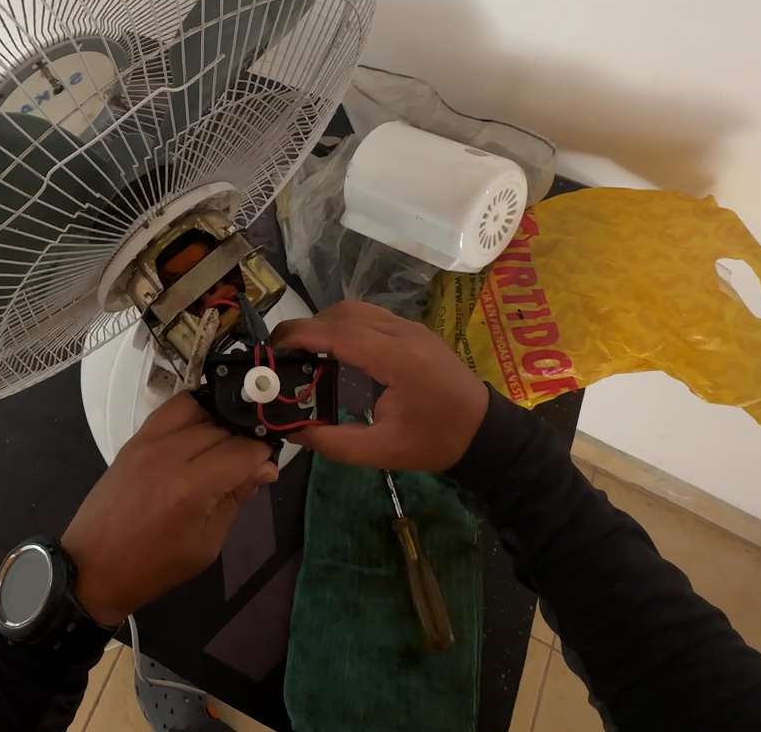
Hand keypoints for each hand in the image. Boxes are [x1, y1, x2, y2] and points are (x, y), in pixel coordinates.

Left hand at [61, 392, 277, 625]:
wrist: (93, 565)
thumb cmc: (153, 566)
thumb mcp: (206, 545)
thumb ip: (236, 499)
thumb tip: (266, 468)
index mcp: (189, 488)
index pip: (241, 451)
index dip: (262, 454)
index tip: (270, 462)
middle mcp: (168, 453)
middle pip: (221, 427)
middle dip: (243, 439)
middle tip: (251, 459)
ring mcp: (147, 440)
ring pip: (197, 406)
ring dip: (217, 419)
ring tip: (225, 442)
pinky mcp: (135, 437)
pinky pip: (170, 410)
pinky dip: (192, 413)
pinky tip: (201, 432)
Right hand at [270, 300, 490, 470]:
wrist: (486, 433)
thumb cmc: (436, 442)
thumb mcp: (383, 451)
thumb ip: (334, 442)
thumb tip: (293, 430)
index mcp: (398, 359)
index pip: (339, 333)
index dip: (301, 335)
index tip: (274, 347)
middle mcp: (403, 333)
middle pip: (343, 313)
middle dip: (307, 327)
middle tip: (282, 351)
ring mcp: (409, 326)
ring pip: (355, 309)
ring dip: (324, 323)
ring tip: (303, 349)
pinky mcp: (412, 329)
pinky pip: (369, 315)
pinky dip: (342, 324)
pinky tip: (333, 347)